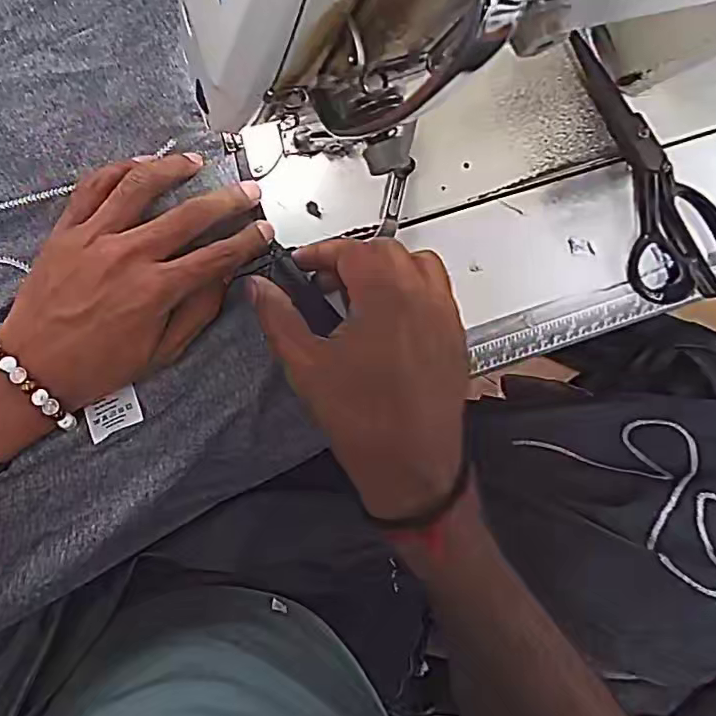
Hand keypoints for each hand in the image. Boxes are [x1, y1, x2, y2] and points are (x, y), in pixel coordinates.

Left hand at [0, 153, 270, 460]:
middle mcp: (127, 257)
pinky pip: (93, 187)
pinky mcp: (66, 231)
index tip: (261, 229)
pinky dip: (118, 169)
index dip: (247, 240)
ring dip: (173, 168)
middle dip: (227, 200)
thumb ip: (196, 312)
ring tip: (194, 162)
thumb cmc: (95, 366)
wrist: (34, 367)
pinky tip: (138, 165)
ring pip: (140, 185)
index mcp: (154, 291)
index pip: (216, 255)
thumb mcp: (159, 352)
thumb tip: (224, 278)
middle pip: (189, 214)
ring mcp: (93, 238)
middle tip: (245, 191)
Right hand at [248, 238, 467, 519]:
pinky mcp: (455, 338)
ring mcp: (444, 318)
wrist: (411, 466)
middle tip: (324, 281)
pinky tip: (386, 319)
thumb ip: (279, 317)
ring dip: (386, 268)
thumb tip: (261, 290)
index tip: (304, 265)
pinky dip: (410, 289)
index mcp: (387, 298)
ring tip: (358, 295)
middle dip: (351, 258)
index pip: (354, 250)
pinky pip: (437, 292)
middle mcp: (423, 300)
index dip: (321, 253)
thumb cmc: (367, 422)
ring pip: (418, 265)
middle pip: (387, 251)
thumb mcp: (305, 364)